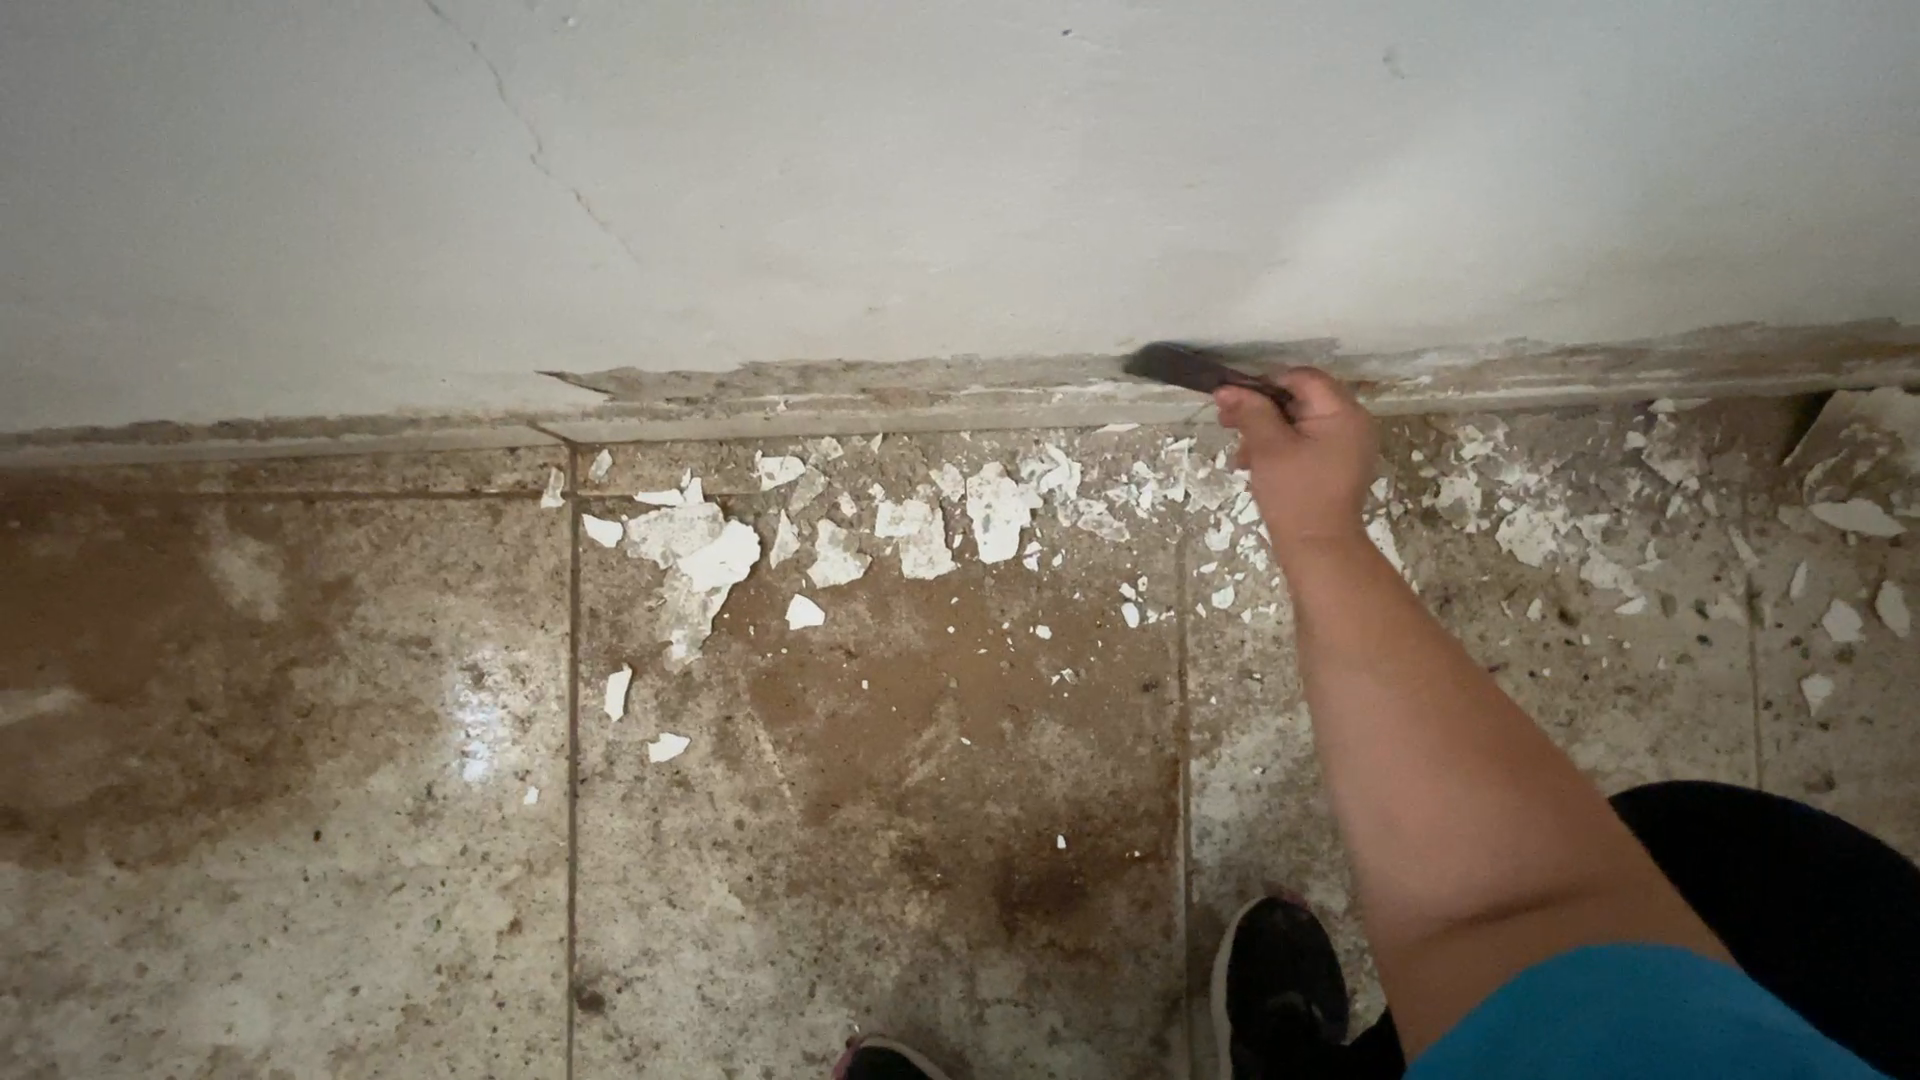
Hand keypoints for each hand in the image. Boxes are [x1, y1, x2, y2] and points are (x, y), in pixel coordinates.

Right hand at [1213, 368, 1376, 557]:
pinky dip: (1277, 446)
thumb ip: (1250, 413)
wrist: (1317, 547)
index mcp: (1343, 413)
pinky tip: (1251, 463)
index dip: (1266, 383)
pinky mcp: (1334, 463)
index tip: (1234, 399)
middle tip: (1226, 420)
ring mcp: (1344, 445)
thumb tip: (1225, 388)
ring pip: (1298, 421)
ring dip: (1264, 429)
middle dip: (1261, 408)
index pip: (1303, 378)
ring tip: (1237, 450)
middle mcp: (1351, 423)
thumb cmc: (1295, 494)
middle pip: (1300, 398)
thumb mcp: (1268, 449)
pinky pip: (1304, 441)